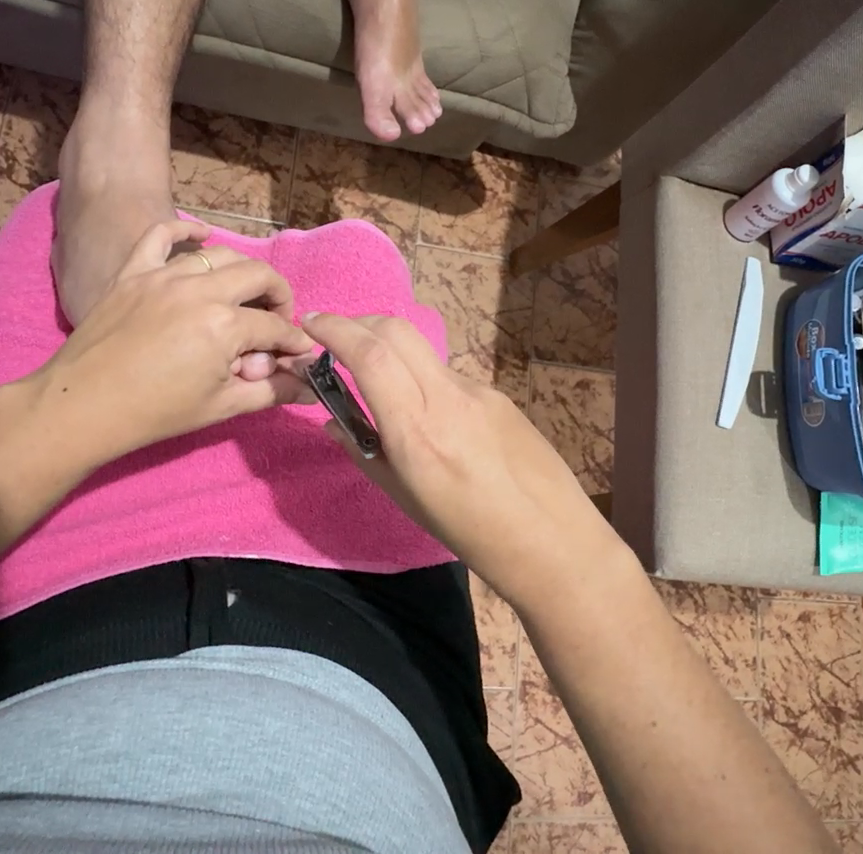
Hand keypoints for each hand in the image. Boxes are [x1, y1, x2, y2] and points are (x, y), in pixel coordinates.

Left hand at [23, 220, 314, 468]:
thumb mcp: (222, 407)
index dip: (293, 342)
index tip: (298, 354)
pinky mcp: (134, 272)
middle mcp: (200, 290)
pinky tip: (202, 236)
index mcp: (225, 326)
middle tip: (278, 320)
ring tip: (245, 294)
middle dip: (279, 296)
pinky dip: (185, 230)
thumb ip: (271, 392)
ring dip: (242, 272)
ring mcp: (164, 276)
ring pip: (219, 255)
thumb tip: (309, 387)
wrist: (81, 408)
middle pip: (259, 277)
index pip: (276, 327)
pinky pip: (162, 235)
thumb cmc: (155, 414)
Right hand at [302, 313, 622, 602]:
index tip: (309, 323)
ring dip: (391, 350)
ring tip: (379, 382)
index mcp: (417, 432)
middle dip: (358, 322)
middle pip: (397, 331)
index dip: (335, 330)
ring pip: (423, 352)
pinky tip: (432, 416)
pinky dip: (423, 379)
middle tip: (335, 337)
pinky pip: (449, 377)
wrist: (552, 539)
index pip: (371, 356)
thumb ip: (364, 452)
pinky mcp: (499, 396)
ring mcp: (478, 392)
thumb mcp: (404, 499)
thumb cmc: (469, 533)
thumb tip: (333, 421)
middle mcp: (447, 399)